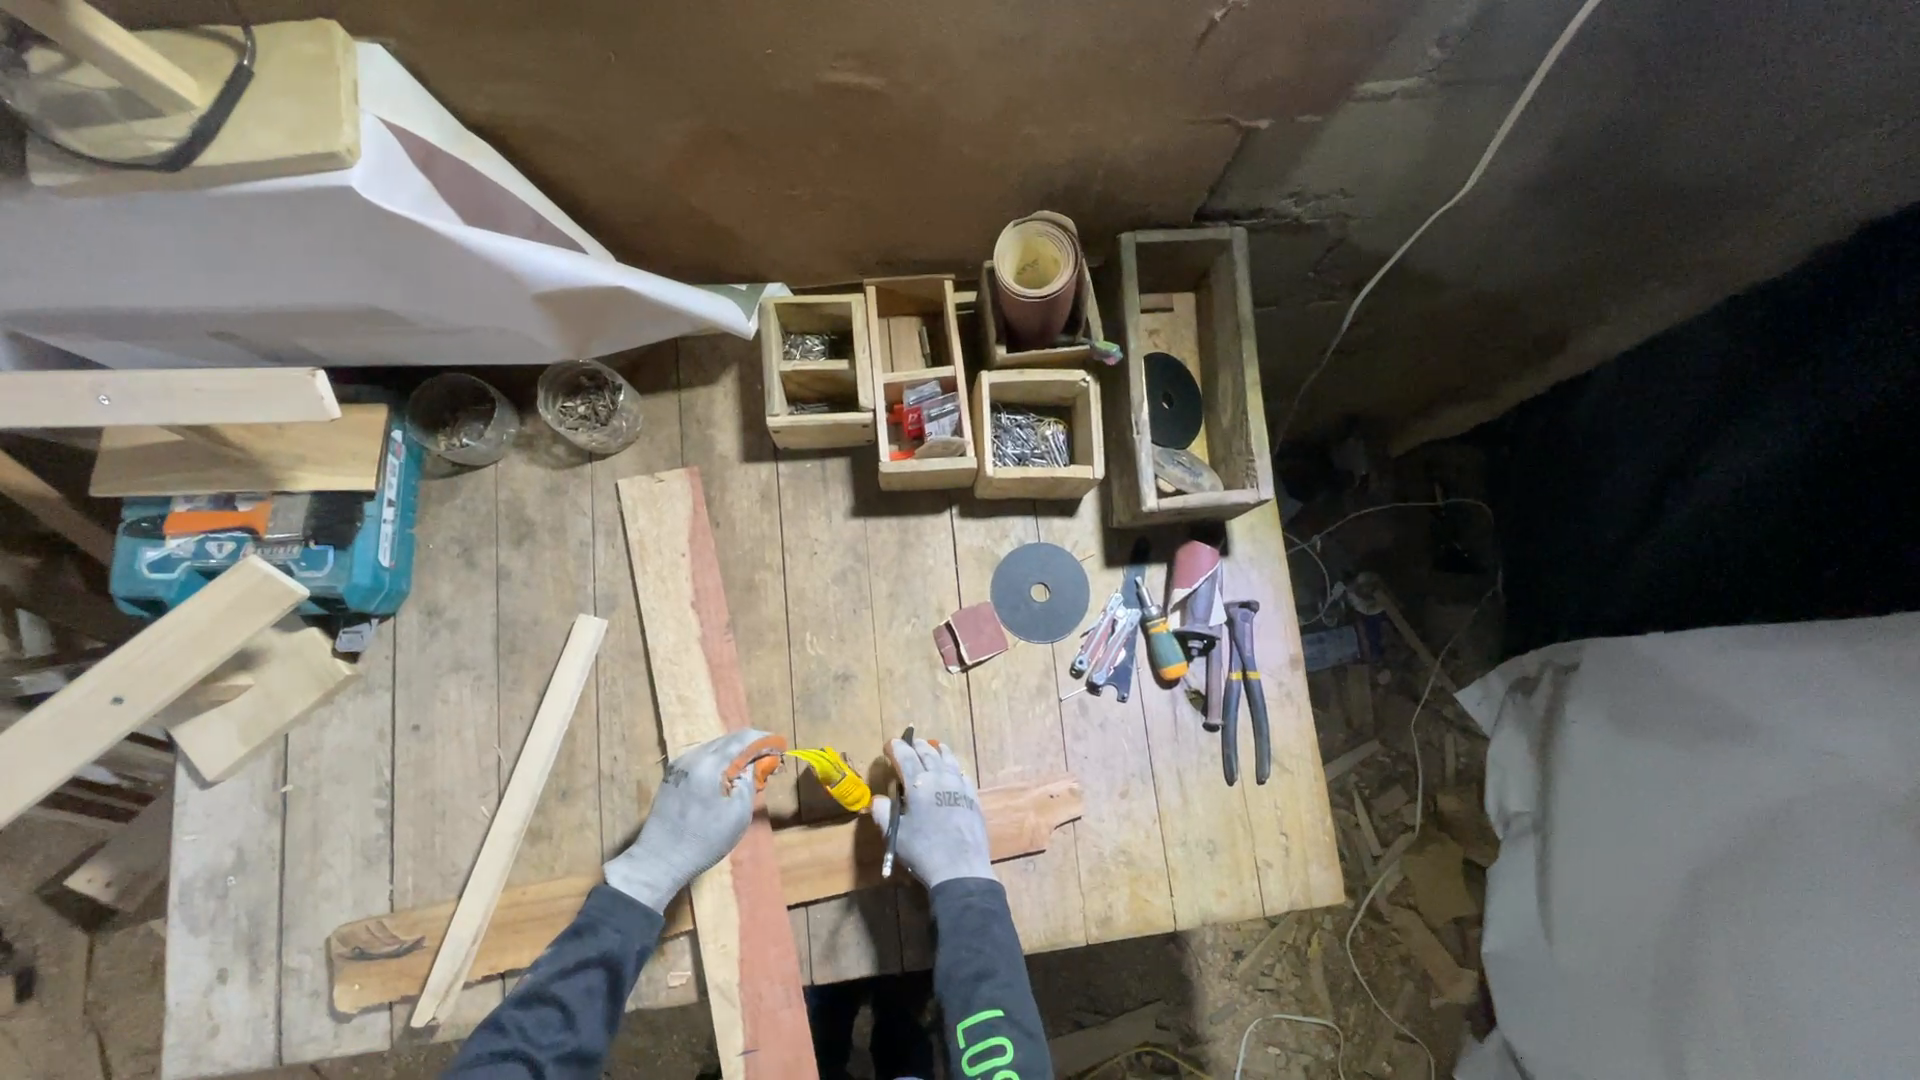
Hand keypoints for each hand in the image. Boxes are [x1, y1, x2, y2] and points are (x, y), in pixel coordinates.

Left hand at [603, 729, 776, 911]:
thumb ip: (749, 782)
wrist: (659, 862)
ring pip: (714, 748)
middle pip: (728, 740)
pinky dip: (720, 762)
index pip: (743, 738)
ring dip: (735, 754)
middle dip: (751, 746)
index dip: (765, 741)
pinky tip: (728, 777)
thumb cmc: (704, 841)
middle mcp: (692, 757)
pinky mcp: (673, 776)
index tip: (780, 749)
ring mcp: (679, 766)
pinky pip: (702, 759)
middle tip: (769, 761)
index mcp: (709, 764)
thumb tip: (756, 764)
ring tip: (751, 770)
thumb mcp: (738, 813)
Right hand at [868, 737, 993, 888]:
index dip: (897, 748)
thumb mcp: (895, 834)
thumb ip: (883, 814)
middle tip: (911, 742)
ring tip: (935, 746)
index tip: (890, 744)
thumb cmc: (923, 850)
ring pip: (948, 760)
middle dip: (918, 746)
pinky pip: (963, 774)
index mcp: (919, 783)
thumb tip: (878, 800)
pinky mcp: (973, 798)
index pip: (905, 757)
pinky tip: (955, 770)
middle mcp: (940, 777)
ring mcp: (959, 786)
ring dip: (939, 751)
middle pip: (928, 754)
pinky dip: (955, 767)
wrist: (960, 867)